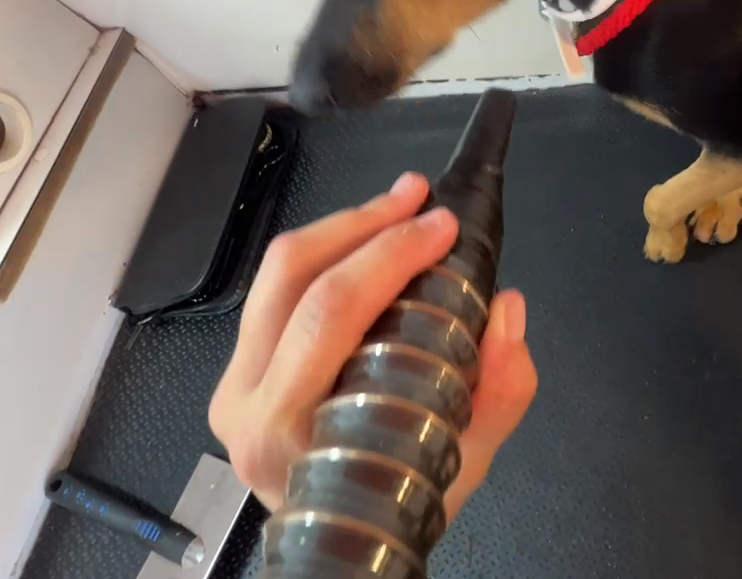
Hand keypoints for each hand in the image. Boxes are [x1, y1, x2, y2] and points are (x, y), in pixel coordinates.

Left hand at [209, 173, 537, 514]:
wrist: (343, 543)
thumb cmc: (399, 501)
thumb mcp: (465, 459)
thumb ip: (499, 392)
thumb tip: (507, 310)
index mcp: (293, 431)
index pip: (333, 315)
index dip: (390, 256)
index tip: (445, 229)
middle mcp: (247, 402)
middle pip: (297, 278)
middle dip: (372, 223)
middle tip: (426, 199)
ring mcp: (234, 379)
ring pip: (279, 268)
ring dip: (349, 221)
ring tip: (405, 198)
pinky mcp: (238, 361)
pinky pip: (277, 281)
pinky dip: (333, 242)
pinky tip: (376, 229)